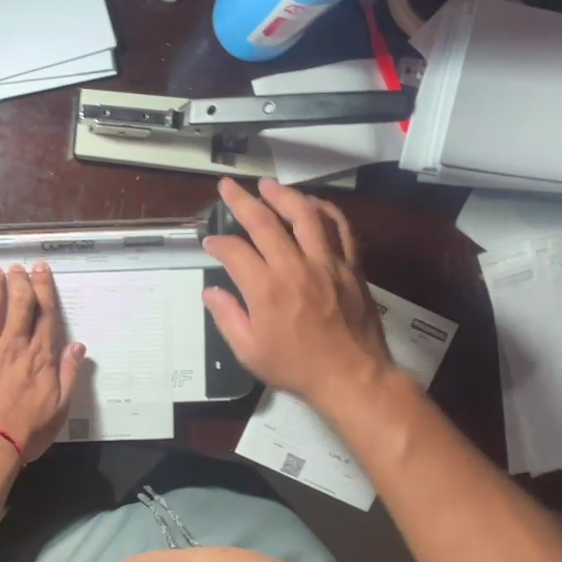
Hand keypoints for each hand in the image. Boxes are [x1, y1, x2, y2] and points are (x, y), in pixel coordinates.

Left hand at [0, 263, 85, 463]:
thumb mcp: (60, 408)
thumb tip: (78, 346)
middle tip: (20, 266)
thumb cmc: (26, 432)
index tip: (42, 271)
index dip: (44, 289)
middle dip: (21, 281)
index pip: (46, 314)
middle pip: (20, 304)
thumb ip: (69, 374)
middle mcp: (15, 344)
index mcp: (40, 357)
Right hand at [202, 177, 395, 404]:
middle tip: (228, 186)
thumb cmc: (296, 367)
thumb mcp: (249, 351)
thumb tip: (210, 291)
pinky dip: (325, 210)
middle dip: (242, 201)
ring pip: (305, 214)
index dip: (217, 243)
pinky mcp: (350, 266)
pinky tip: (312, 204)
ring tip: (268, 184)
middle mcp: (294, 267)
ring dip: (283, 194)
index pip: (234, 251)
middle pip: (264, 221)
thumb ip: (227, 317)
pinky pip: (340, 228)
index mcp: (266, 289)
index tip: (209, 242)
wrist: (351, 376)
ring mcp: (327, 263)